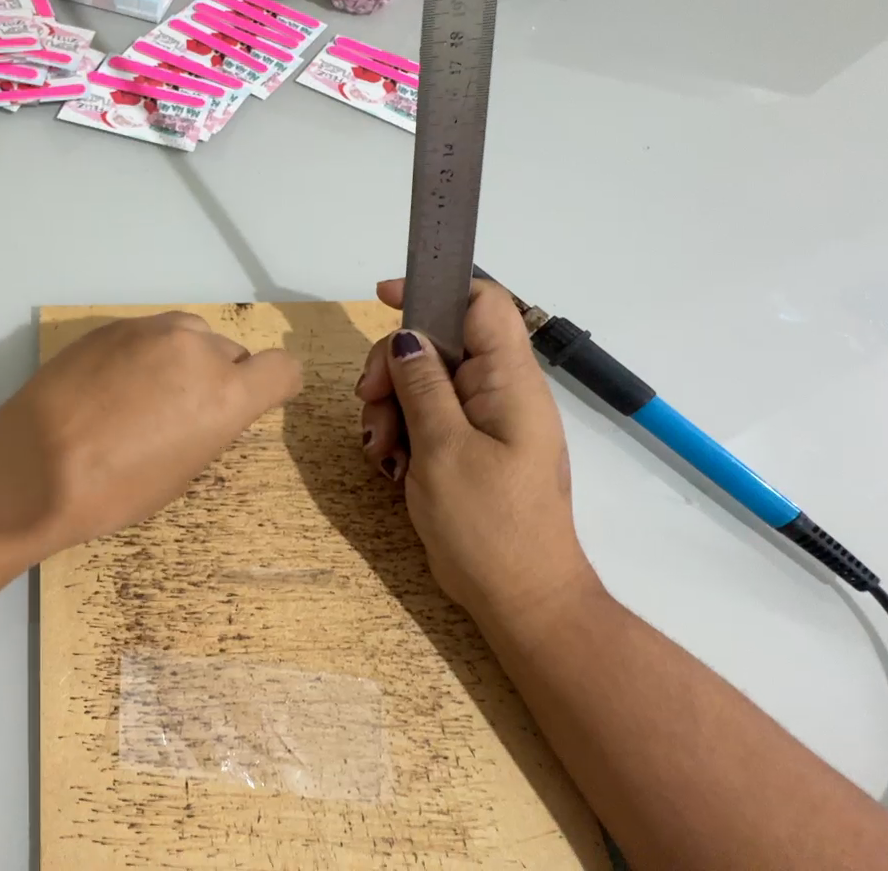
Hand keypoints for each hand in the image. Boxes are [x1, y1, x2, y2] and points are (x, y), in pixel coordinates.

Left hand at [0, 312, 302, 556]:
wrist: (32, 466)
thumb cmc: (113, 490)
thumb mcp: (180, 473)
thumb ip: (210, 427)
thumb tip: (209, 408)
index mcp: (225, 394)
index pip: (282, 369)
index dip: (276, 386)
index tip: (260, 400)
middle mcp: (195, 350)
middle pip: (231, 351)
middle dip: (221, 377)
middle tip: (184, 412)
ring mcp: (149, 331)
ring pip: (189, 335)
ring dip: (184, 359)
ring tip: (146, 396)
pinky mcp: (110, 326)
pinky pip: (147, 334)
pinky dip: (144, 354)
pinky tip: (110, 386)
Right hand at [356, 279, 598, 624]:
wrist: (518, 598)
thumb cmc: (487, 523)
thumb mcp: (444, 449)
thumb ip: (423, 387)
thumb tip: (406, 336)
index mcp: (508, 382)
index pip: (483, 304)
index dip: (435, 290)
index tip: (382, 299)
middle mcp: (498, 392)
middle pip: (436, 343)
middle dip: (393, 368)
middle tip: (369, 403)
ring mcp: (482, 421)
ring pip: (421, 383)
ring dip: (389, 408)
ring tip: (381, 452)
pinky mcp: (466, 447)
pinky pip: (424, 418)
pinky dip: (400, 433)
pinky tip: (391, 465)